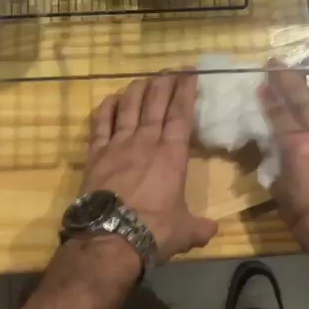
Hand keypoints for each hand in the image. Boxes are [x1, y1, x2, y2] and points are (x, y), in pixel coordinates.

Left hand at [83, 70, 217, 263]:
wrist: (110, 238)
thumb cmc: (153, 231)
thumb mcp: (184, 231)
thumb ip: (199, 227)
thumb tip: (213, 230)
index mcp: (171, 154)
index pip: (180, 114)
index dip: (185, 90)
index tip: (190, 72)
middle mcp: (146, 141)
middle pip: (155, 103)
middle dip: (163, 83)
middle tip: (169, 70)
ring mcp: (118, 145)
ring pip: (129, 107)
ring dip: (137, 90)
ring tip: (143, 79)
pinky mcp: (95, 154)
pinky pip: (101, 124)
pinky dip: (107, 109)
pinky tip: (111, 99)